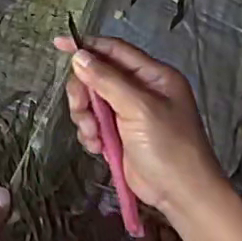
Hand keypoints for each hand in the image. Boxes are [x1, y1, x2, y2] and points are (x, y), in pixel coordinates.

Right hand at [55, 36, 223, 214]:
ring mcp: (129, 113)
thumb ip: (107, 80)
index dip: (87, 46)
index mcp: (153, 76)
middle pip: (97, 76)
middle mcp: (140, 90)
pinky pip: (93, 123)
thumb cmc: (169, 147)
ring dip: (85, 117)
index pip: (114, 50)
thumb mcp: (138, 108)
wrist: (182, 196)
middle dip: (84, 93)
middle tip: (81, 109)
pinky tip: (97, 146)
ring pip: (91, 101)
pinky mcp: (119, 135)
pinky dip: (90, 133)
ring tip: (94, 135)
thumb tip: (79, 56)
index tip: (60, 44)